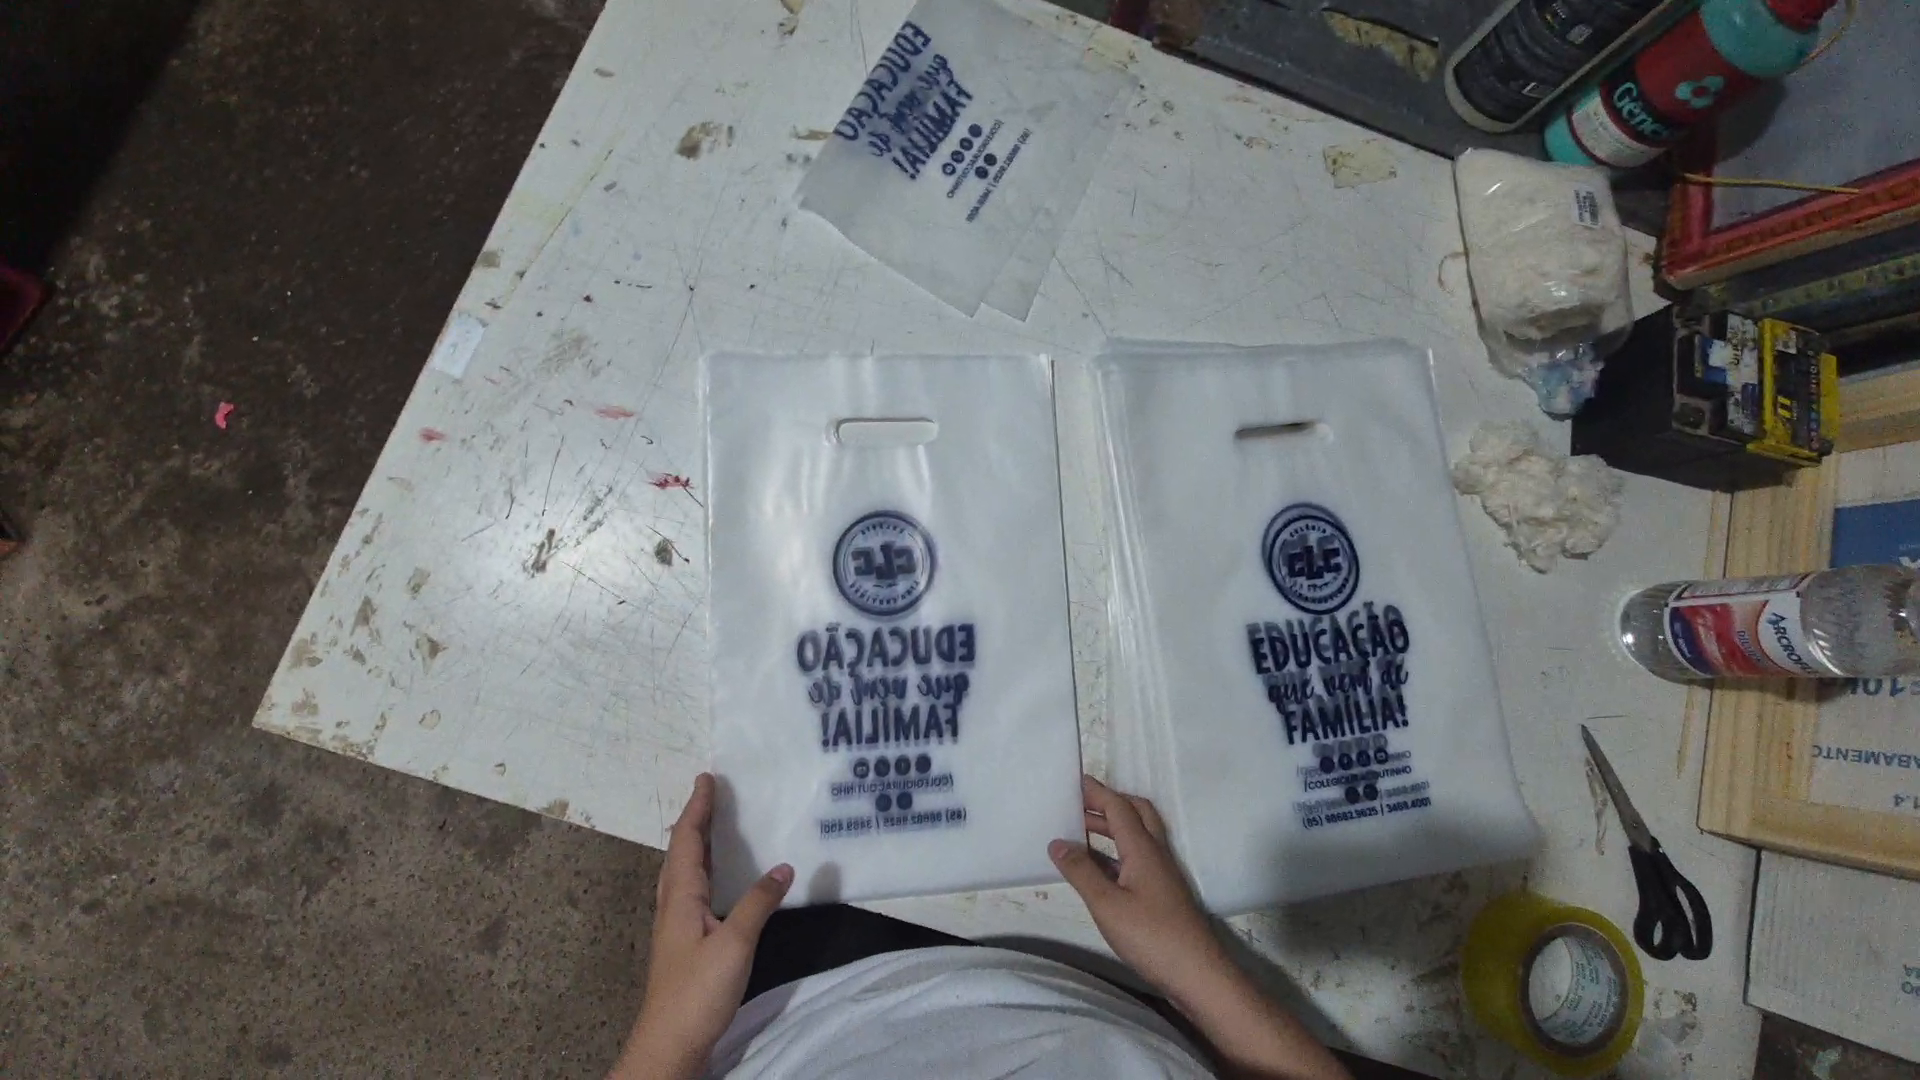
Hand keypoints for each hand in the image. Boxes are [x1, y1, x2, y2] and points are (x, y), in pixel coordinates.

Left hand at [611, 774, 792, 1079]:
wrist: (670, 1046)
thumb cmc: (697, 991)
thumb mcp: (735, 943)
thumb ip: (759, 902)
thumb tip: (784, 866)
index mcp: (680, 896)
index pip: (687, 840)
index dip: (697, 807)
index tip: (707, 777)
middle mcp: (674, 904)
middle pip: (682, 850)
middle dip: (696, 819)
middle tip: (715, 792)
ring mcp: (677, 925)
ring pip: (685, 870)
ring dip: (699, 842)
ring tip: (719, 823)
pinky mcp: (686, 942)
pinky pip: (695, 889)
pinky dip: (707, 868)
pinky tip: (723, 876)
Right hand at [1047, 775, 1229, 1006]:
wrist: (1198, 975)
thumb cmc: (1152, 936)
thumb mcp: (1107, 905)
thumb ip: (1081, 872)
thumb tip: (1057, 843)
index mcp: (1142, 848)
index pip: (1118, 807)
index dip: (1097, 792)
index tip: (1074, 781)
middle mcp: (1155, 853)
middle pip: (1135, 813)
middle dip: (1107, 803)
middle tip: (1078, 804)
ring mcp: (1161, 873)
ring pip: (1136, 835)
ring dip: (1111, 827)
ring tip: (1079, 831)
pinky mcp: (1162, 892)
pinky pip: (1136, 856)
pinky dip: (1115, 851)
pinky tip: (1097, 866)